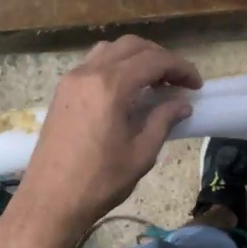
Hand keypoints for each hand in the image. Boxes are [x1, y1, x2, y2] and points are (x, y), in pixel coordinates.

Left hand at [14, 36, 201, 239]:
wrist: (50, 201)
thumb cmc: (99, 182)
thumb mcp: (141, 153)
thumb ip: (163, 121)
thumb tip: (182, 104)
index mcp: (110, 87)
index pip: (154, 61)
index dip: (180, 68)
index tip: (197, 85)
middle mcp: (88, 73)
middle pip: (132, 46)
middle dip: (160, 58)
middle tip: (178, 81)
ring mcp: (71, 80)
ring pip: (110, 50)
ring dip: (136, 58)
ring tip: (154, 82)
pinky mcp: (62, 92)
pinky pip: (93, 64)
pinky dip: (115, 66)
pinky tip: (127, 90)